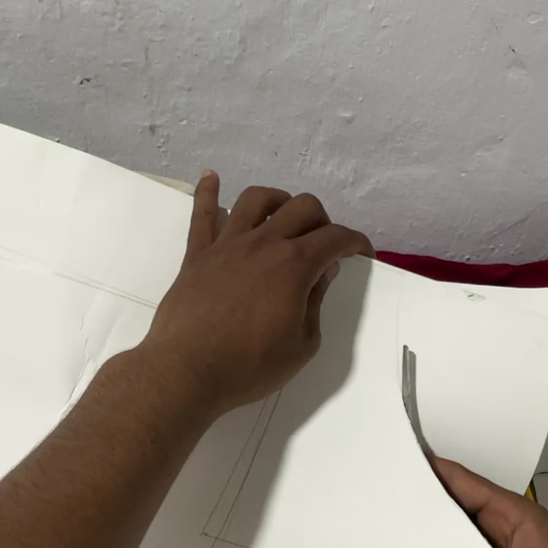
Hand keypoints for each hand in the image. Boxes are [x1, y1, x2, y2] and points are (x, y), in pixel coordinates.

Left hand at [138, 171, 372, 415]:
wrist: (186, 371)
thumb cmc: (249, 366)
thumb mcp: (301, 345)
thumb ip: (315, 303)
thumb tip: (323, 271)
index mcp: (294, 265)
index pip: (335, 238)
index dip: (355, 242)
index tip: (362, 253)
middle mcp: (264, 243)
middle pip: (302, 207)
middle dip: (322, 219)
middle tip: (323, 244)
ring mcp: (228, 244)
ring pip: (257, 199)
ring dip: (278, 200)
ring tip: (283, 218)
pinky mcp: (198, 254)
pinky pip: (202, 213)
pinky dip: (208, 191)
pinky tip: (211, 176)